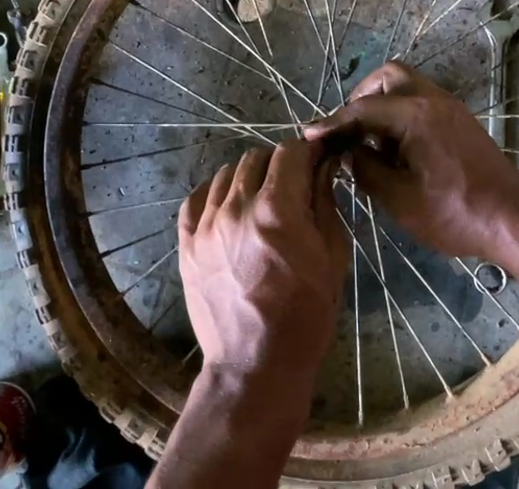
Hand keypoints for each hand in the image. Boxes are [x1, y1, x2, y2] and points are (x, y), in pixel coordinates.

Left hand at [177, 139, 348, 395]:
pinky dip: (214, 193)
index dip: (307, 152)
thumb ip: (326, 202)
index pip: (290, 152)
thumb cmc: (307, 314)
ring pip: (226, 173)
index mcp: (278, 210)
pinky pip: (195, 199)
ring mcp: (206, 226)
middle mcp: (237, 208)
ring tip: (261, 199)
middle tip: (292, 184)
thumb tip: (324, 164)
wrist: (255, 365)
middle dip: (279, 163)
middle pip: (256, 157)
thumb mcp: (332, 256)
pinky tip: (228, 206)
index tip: (317, 161)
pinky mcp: (186, 245)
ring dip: (248, 177)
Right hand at [305, 61, 518, 258]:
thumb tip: (348, 151)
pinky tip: (394, 151)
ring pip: (407, 87)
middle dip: (362, 98)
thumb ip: (366, 169)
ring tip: (369, 145)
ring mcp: (450, 108)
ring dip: (382, 106)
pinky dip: (400, 115)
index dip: (332, 122)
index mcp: (416, 114)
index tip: (308, 134)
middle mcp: (433, 100)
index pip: (363, 108)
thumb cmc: (454, 213)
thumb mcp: (398, 199)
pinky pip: (421, 103)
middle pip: (389, 76)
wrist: (511, 219)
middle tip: (347, 131)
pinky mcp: (458, 122)